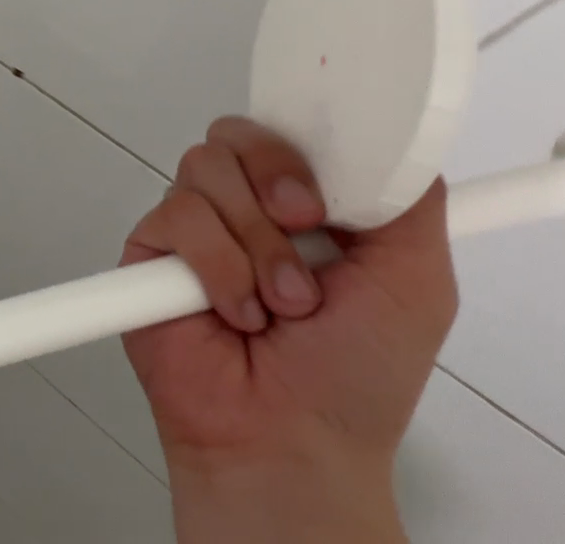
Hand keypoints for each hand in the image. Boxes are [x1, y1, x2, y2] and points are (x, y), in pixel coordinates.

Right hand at [121, 117, 457, 543]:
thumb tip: (386, 139)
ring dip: (253, 244)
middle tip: (302, 230)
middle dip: (273, 179)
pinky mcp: (148, 247)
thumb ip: (407, 202)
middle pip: (234, 134)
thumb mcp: (416, 282)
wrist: (287, 434)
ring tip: (276, 303)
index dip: (300, 146)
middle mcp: (246, 205)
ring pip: (204, 171)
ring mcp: (194, 225)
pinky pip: (176, 216)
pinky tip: (234, 312)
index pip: (288, 131)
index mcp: (305, 203)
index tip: (326, 196)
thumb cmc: (355, 371)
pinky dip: (217, 267)